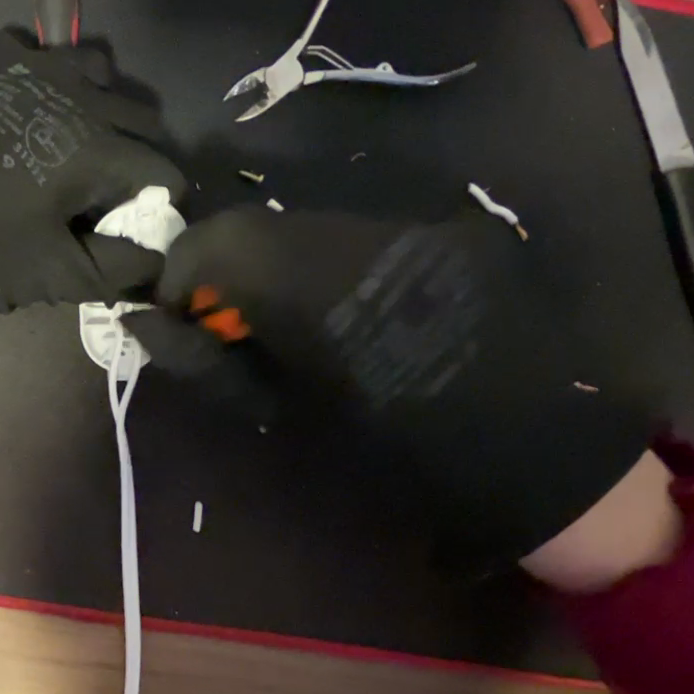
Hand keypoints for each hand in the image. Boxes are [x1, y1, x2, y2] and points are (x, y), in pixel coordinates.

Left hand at [0, 29, 184, 360]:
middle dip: (138, 150)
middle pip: (133, 111)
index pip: (158, 166)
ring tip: (77, 142)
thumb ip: (119, 266)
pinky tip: (22, 114)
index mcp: (92, 146)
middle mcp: (66, 92)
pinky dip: (38, 81)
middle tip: (116, 188)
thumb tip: (159, 257)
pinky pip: (26, 54)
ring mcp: (17, 69)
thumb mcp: (53, 275)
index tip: (149, 220)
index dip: (163, 198)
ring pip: (86, 68)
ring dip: (97, 103)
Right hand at [132, 205, 654, 573]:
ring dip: (274, 269)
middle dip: (225, 270)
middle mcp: (373, 241)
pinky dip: (322, 269)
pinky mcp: (450, 239)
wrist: (541, 462)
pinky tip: (336, 314)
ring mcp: (418, 233)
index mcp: (327, 293)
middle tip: (220, 323)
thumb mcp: (293, 424)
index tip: (174, 312)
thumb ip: (217, 367)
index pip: (223, 243)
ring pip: (310, 228)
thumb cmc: (405, 465)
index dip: (183, 271)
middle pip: (265, 227)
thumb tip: (153, 325)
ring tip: (278, 322)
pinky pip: (358, 238)